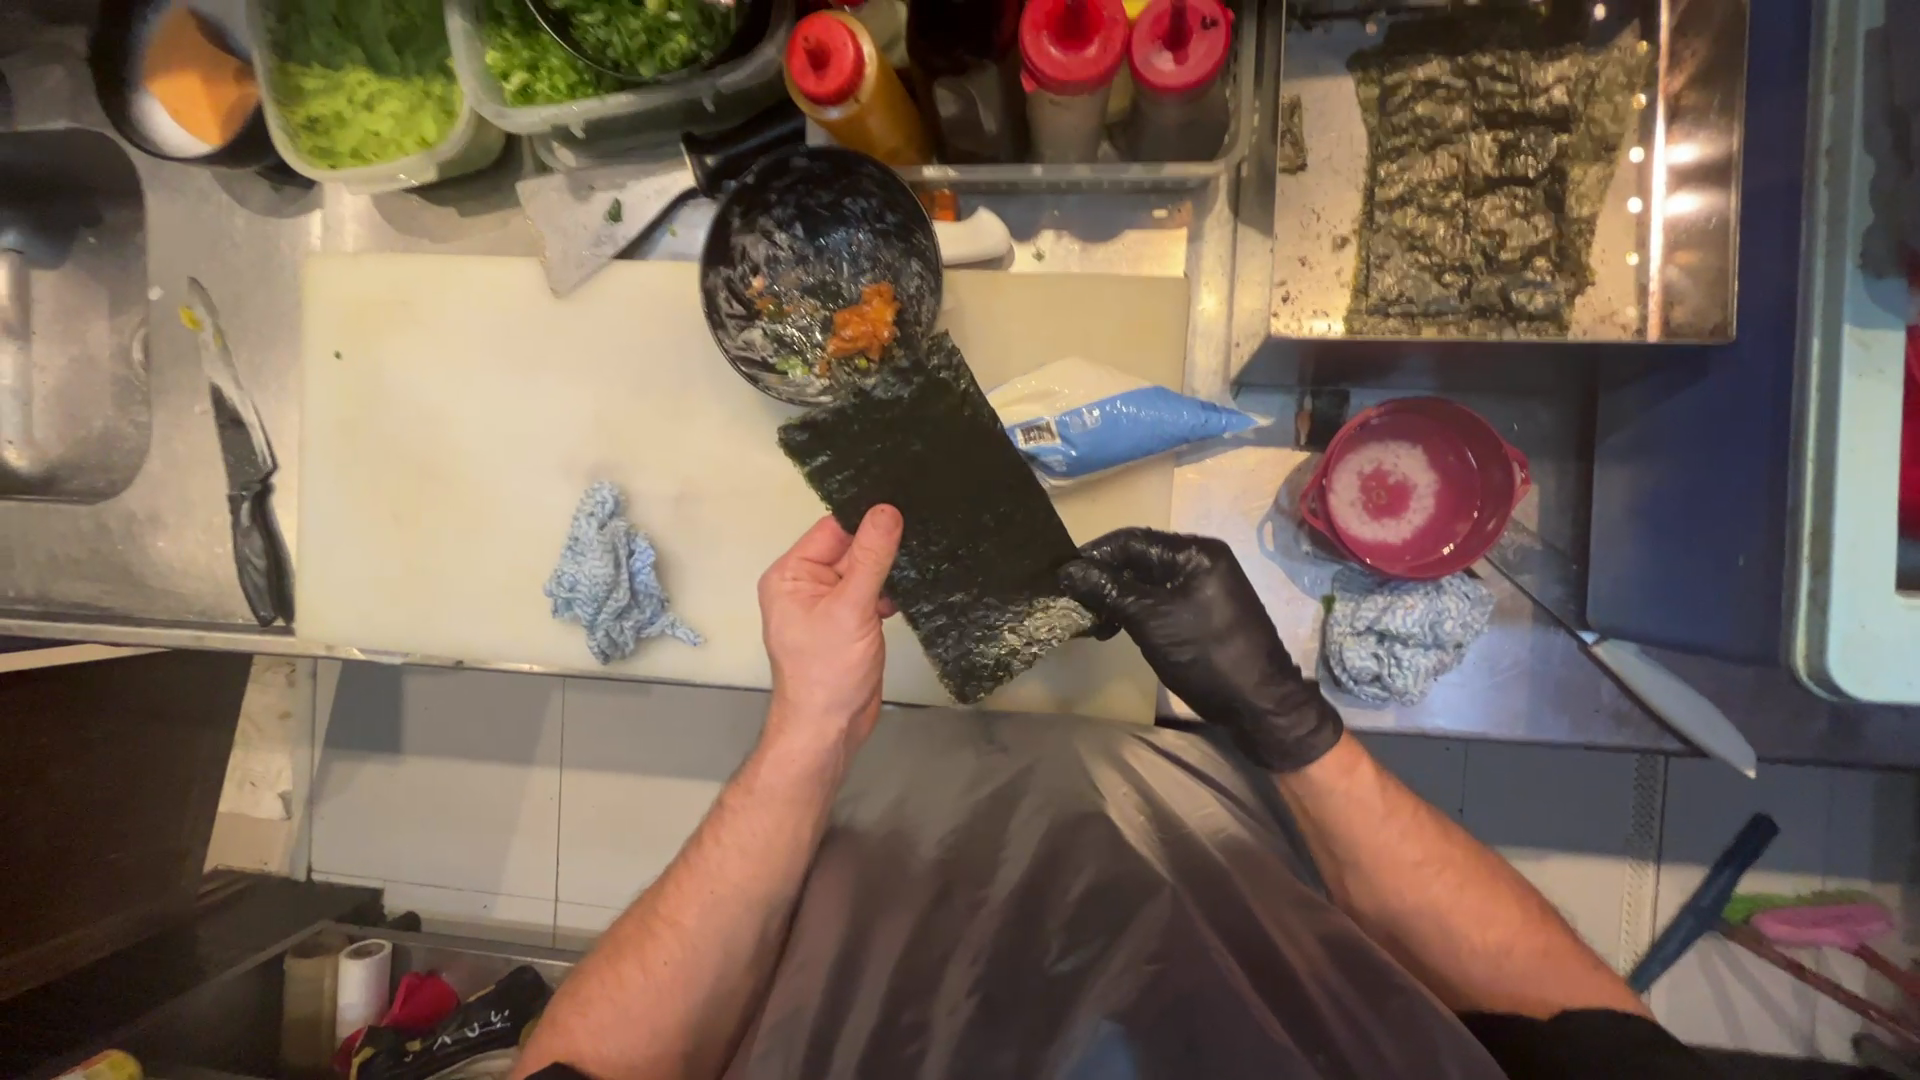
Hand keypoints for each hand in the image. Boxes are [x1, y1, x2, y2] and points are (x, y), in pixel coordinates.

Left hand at [758, 505, 902, 761]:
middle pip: (850, 547)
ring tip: (921, 558)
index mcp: (791, 574)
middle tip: (924, 527)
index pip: (832, 529)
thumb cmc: (829, 670)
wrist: (830, 729)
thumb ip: (871, 557)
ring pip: (865, 570)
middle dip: (882, 544)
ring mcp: (829, 604)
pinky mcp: (850, 621)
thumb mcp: (851, 608)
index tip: (906, 503)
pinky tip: (909, 593)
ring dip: (889, 569)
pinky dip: (890, 592)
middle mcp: (806, 584)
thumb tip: (887, 510)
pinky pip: (872, 592)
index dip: (866, 519)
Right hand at [1060, 527, 1341, 772]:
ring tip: (1092, 623)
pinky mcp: (1200, 611)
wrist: (1260, 706)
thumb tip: (1065, 570)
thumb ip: (1107, 590)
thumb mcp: (1150, 620)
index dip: (1093, 555)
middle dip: (1102, 579)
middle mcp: (1200, 560)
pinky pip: (1157, 600)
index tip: (1060, 575)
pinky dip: (1132, 611)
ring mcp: (1202, 587)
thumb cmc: (1206, 655)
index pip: (1130, 539)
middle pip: (1137, 559)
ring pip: (1144, 582)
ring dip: (1115, 598)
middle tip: (1072, 603)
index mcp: (1194, 552)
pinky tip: (1113, 628)